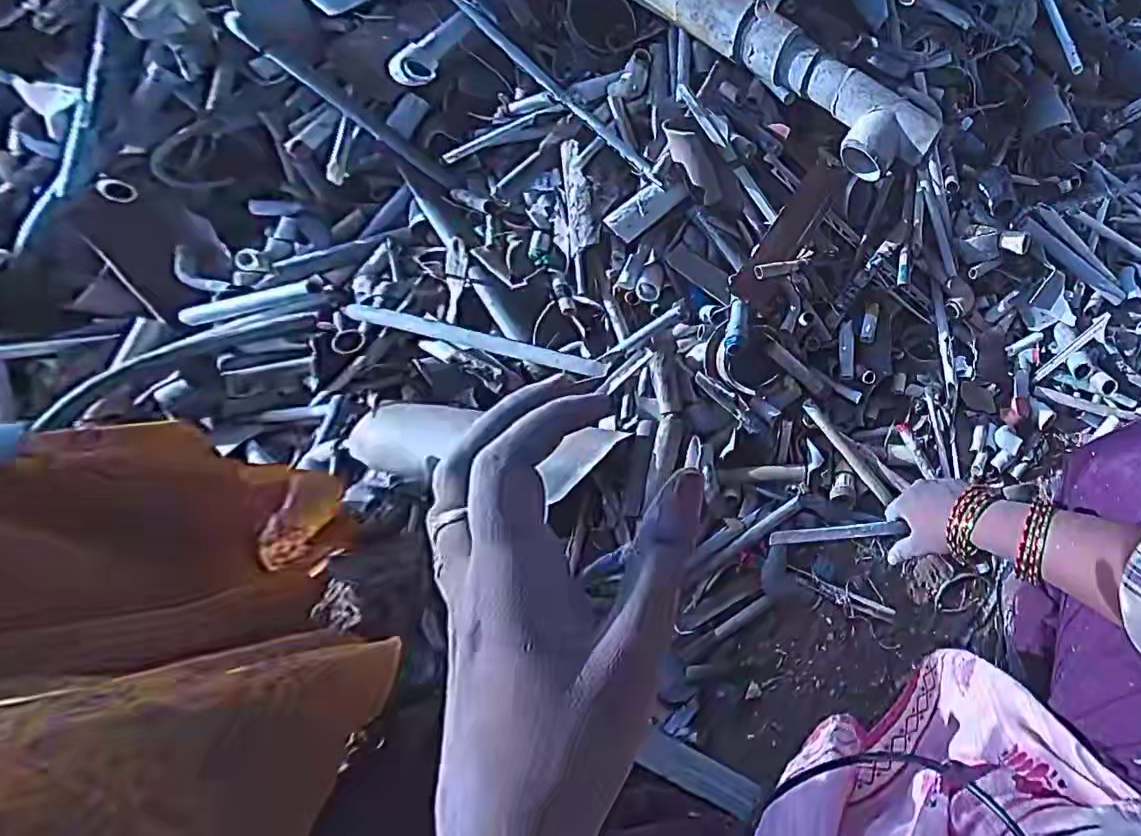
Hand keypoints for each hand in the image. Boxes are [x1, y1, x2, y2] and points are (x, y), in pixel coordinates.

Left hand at [432, 375, 703, 834]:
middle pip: (463, 466)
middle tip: (574, 392)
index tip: (604, 402)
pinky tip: (541, 502)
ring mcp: (461, 600)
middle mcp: (471, 576)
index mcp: (508, 574)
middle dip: (515, 412)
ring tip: (557, 428)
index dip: (552, 416)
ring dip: (500, 446)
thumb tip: (687, 479)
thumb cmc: (571, 749)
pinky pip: (466, 530)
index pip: (507, 461)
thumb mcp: (635, 652)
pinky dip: (498, 488)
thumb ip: (661, 560)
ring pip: (453, 499)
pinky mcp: (468, 622)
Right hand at [884, 478, 966, 564]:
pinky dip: (944, 500)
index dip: (896, 526)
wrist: (976, 518)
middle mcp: (917, 486)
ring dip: (929, 507)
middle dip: (914, 516)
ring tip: (941, 524)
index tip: (906, 535)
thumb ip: (902, 550)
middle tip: (925, 532)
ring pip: (926, 496)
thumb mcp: (919, 546)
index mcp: (904, 501)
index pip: (891, 512)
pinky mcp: (951, 481)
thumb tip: (891, 556)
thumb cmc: (943, 531)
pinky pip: (942, 491)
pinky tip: (953, 514)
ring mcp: (935, 482)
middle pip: (908, 502)